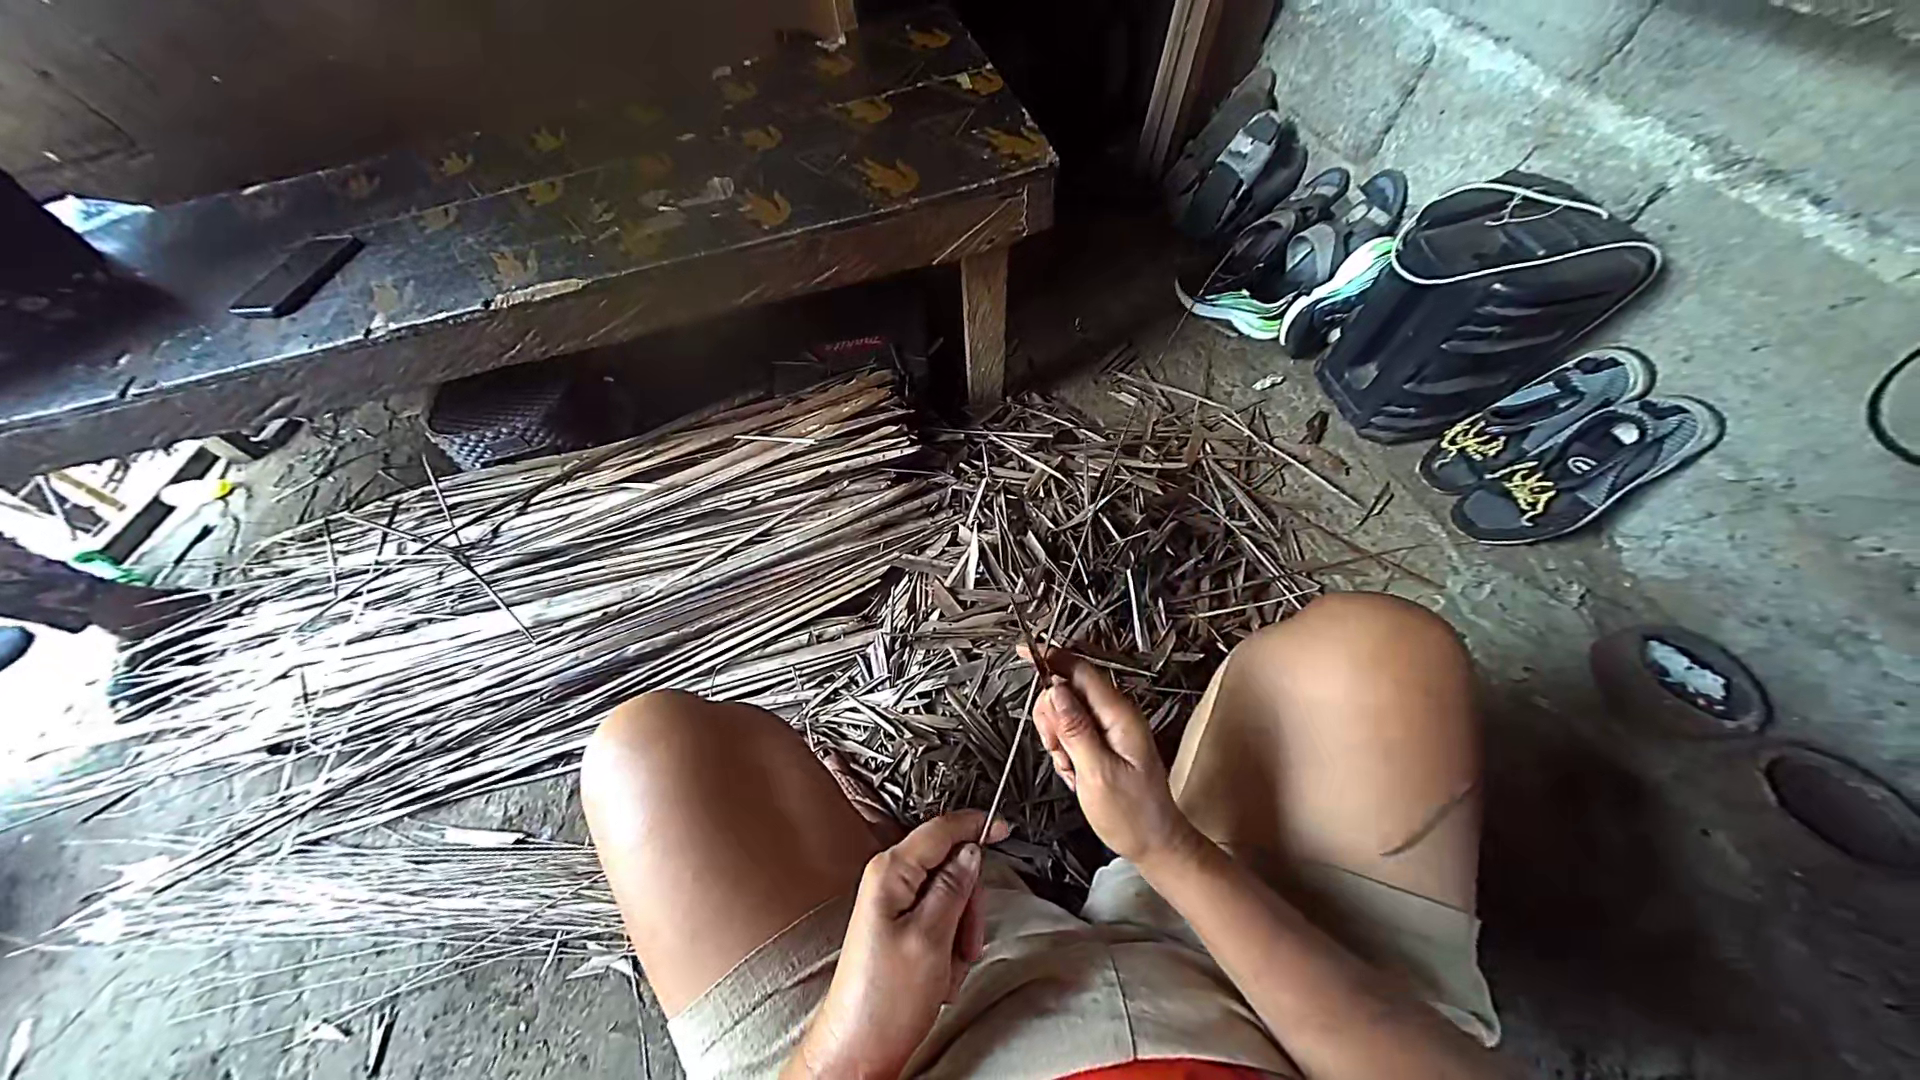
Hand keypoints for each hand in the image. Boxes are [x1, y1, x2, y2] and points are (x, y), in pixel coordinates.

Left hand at [786, 810, 1009, 1079]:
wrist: (858, 1051)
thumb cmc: (881, 1002)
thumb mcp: (930, 938)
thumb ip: (954, 887)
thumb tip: (972, 852)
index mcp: (890, 871)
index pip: (941, 829)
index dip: (975, 825)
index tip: (1002, 827)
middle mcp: (888, 879)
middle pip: (950, 864)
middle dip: (968, 902)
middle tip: (967, 938)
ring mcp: (893, 902)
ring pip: (950, 894)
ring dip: (961, 930)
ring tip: (950, 964)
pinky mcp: (899, 925)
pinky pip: (940, 918)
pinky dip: (950, 944)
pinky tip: (940, 971)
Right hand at [1024, 646, 1202, 865]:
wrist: (1154, 844)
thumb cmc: (1133, 815)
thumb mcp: (1096, 772)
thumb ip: (1074, 728)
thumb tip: (1056, 690)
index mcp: (1119, 715)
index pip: (1081, 670)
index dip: (1051, 659)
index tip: (1025, 652)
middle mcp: (1115, 715)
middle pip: (1067, 690)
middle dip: (1051, 718)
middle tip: (1058, 749)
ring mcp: (1109, 727)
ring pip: (1064, 712)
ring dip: (1057, 738)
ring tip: (1071, 766)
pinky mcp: (1102, 740)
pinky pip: (1069, 732)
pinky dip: (1064, 751)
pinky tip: (1075, 770)